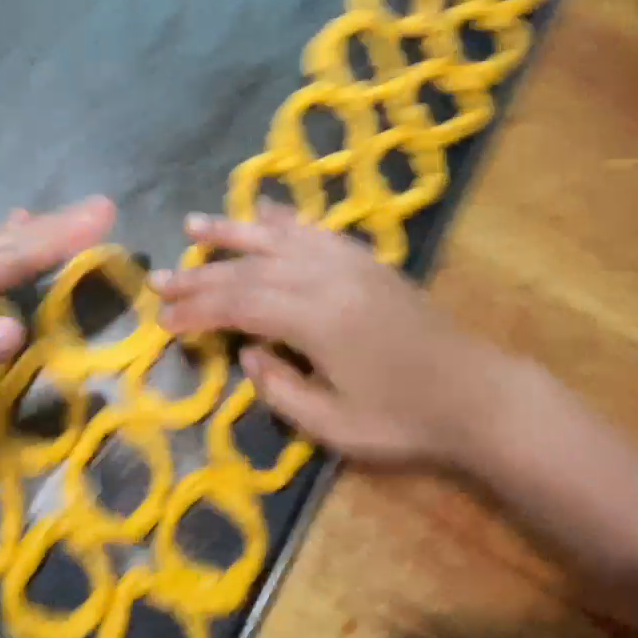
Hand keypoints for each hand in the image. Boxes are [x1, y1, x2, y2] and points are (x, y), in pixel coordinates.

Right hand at [150, 203, 517, 464]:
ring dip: (232, 231)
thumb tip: (246, 353)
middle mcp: (327, 278)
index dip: (197, 312)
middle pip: (250, 269)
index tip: (162, 319)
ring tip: (192, 225)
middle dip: (201, 275)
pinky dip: (284, 220)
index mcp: (316, 320)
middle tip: (159, 277)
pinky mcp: (367, 260)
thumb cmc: (405, 420)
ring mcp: (349, 263)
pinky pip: (316, 230)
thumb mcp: (334, 425)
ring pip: (278, 239)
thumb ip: (280, 389)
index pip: (239, 307)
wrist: (478, 395)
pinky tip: (262, 212)